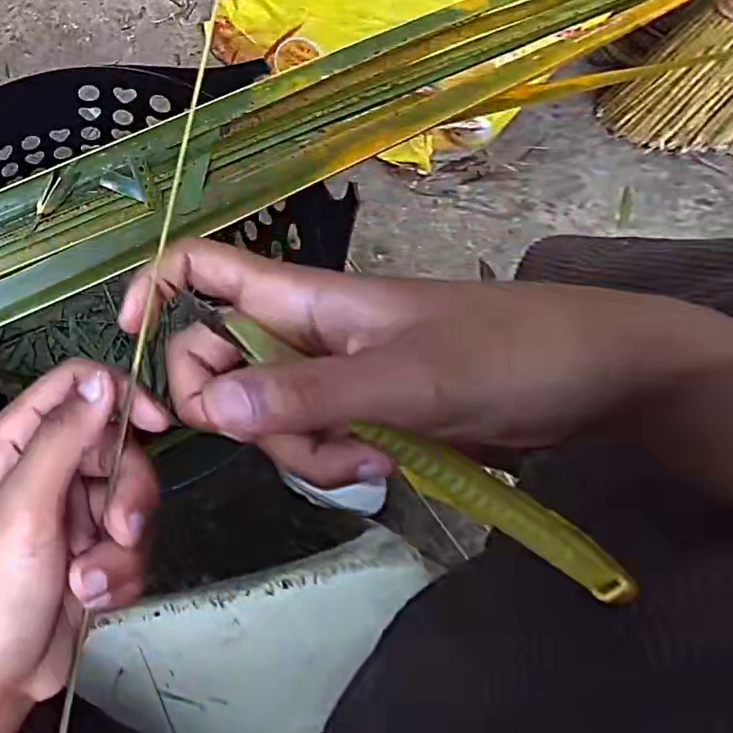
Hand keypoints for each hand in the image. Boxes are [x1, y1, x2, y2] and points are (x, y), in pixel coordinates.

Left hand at [0, 359, 168, 703]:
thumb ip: (64, 437)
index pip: (77, 384)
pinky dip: (119, 572)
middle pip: (117, 443)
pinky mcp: (94, 545)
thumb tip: (101, 379)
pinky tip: (90, 595)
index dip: (119, 393)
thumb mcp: (27, 504)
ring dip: (119, 547)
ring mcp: (73, 505)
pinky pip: (132, 541)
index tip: (155, 423)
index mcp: (21, 437)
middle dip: (128, 493)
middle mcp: (49, 462)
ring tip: (88, 579)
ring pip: (132, 497)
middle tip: (119, 531)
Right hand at [117, 238, 732, 487]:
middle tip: (277, 432)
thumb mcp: (406, 377)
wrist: (604, 382)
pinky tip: (380, 465)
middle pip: (206, 361)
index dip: (151, 288)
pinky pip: (293, 440)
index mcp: (290, 299)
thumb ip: (304, 394)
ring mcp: (311, 375)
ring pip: (249, 413)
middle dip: (228, 409)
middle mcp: (286, 333)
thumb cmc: (508, 351)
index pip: (195, 266)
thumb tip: (204, 412)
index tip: (129, 336)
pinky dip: (321, 462)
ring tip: (365, 458)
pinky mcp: (339, 412)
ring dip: (290, 448)